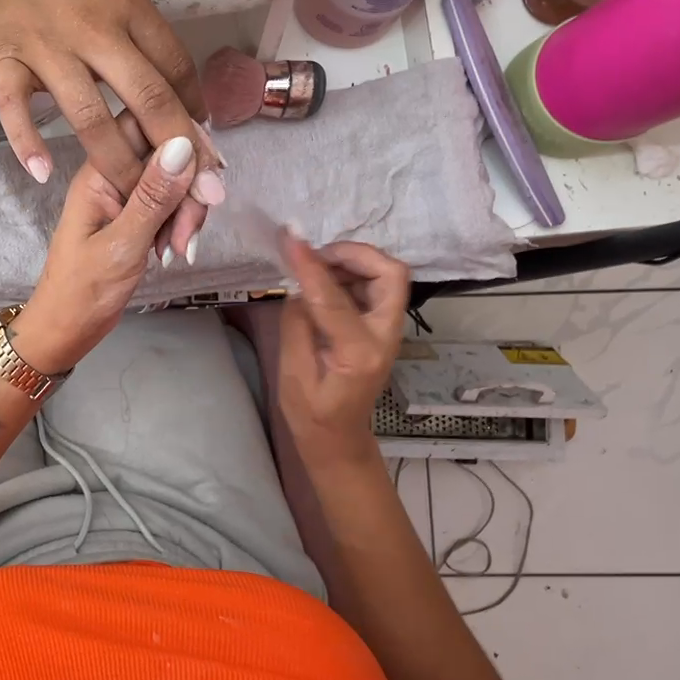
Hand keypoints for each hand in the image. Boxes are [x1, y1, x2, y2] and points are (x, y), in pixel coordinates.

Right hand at [0, 0, 225, 262]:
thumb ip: (132, 17)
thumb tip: (159, 64)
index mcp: (126, 4)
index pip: (175, 68)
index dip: (195, 111)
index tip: (204, 141)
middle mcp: (94, 31)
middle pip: (147, 100)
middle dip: (179, 151)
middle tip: (202, 191)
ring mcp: (47, 48)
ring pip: (89, 117)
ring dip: (117, 163)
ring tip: (135, 198)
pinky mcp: (4, 58)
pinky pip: (14, 109)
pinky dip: (26, 143)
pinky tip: (42, 174)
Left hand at [6, 134, 198, 374]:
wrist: (66, 329)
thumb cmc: (82, 292)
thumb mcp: (122, 245)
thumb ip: (153, 196)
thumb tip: (182, 142)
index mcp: (98, 171)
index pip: (146, 124)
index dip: (185, 141)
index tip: (211, 184)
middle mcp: (112, 174)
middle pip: (169, 152)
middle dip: (192, 187)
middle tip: (189, 232)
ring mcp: (125, 195)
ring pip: (176, 180)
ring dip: (188, 212)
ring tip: (178, 250)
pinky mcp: (136, 216)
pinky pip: (171, 204)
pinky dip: (181, 225)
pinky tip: (176, 252)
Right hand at [276, 235, 409, 468]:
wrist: (338, 439)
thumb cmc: (311, 414)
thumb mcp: (292, 373)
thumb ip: (297, 324)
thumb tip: (298, 285)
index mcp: (359, 353)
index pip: (334, 297)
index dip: (310, 265)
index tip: (289, 240)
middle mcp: (384, 337)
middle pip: (390, 274)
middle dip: (355, 254)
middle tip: (317, 255)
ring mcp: (388, 332)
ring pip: (386, 276)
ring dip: (352, 262)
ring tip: (313, 268)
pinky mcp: (381, 328)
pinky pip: (375, 287)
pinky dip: (350, 274)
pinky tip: (321, 283)